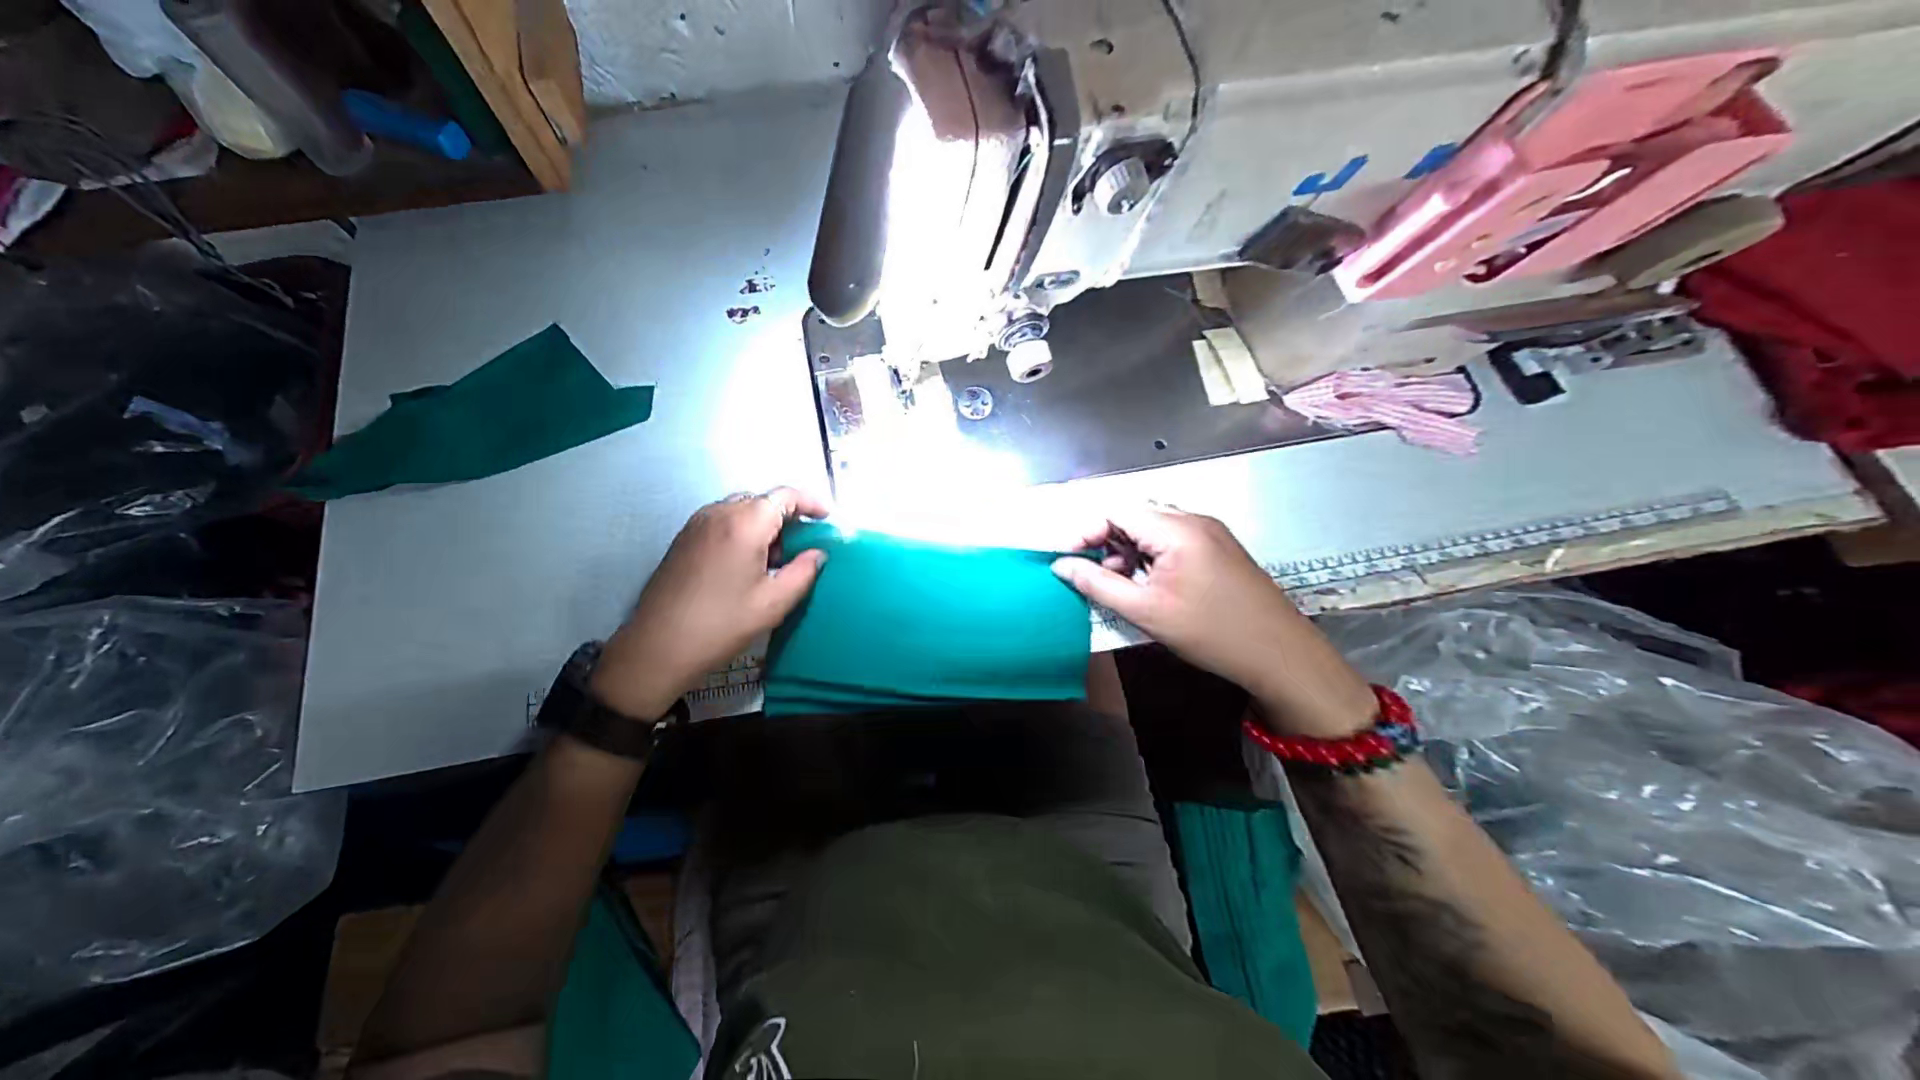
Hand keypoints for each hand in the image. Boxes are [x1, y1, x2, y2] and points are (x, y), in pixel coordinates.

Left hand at [590, 487, 829, 720]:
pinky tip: (746, 563)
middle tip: (801, 546)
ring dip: (763, 524)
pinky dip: (742, 530)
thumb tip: (817, 555)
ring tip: (774, 559)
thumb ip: (804, 572)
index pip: (785, 496)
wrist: (659, 646)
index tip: (827, 518)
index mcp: (744, 523)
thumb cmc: (722, 624)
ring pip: (741, 509)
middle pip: (762, 499)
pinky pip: (722, 521)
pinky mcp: (684, 538)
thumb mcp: (774, 603)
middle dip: (787, 516)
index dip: (811, 502)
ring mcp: (697, 524)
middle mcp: (719, 513)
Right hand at [1051, 505, 1377, 737]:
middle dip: (1107, 541)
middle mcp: (1194, 520)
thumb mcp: (1145, 611)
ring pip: (1153, 527)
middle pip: (1135, 514)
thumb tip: (1062, 565)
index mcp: (1177, 529)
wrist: (1279, 653)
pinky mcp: (1219, 546)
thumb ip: (1098, 584)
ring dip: (1129, 549)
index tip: (1070, 560)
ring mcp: (1210, 531)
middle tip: (1096, 575)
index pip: (1116, 510)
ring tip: (1122, 583)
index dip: (1087, 531)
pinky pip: (1173, 537)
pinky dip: (1151, 554)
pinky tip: (1150, 583)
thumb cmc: (1210, 633)